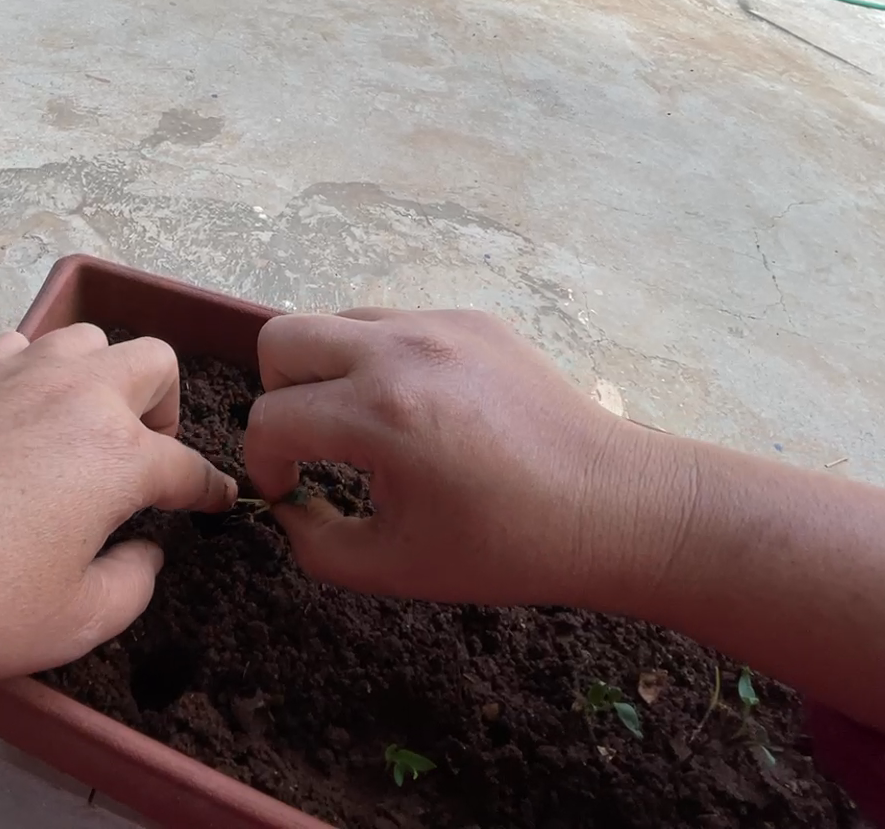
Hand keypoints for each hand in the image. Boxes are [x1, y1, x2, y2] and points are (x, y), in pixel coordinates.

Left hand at [0, 324, 236, 696]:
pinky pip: (18, 348)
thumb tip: (142, 548)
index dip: (211, 490)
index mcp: (119, 456)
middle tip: (142, 457)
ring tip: (80, 428)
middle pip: (153, 364)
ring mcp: (18, 377)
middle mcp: (79, 397)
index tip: (219, 501)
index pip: (188, 468)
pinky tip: (15, 411)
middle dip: (165, 407)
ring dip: (102, 377)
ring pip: (87, 339)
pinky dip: (32, 371)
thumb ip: (134, 582)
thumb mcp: (74, 622)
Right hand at [244, 309, 689, 609]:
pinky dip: (378, 363)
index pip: (269, 417)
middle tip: (314, 440)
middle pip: (280, 339)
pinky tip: (422, 407)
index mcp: (379, 414)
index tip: (290, 488)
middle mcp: (399, 350)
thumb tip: (286, 503)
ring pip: (332, 323)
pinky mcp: (468, 317)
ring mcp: (437, 324)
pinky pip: (389, 326)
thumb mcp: (393, 568)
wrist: (621, 506)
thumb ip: (312, 542)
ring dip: (327, 373)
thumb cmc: (508, 546)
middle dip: (278, 396)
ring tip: (368, 423)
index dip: (263, 462)